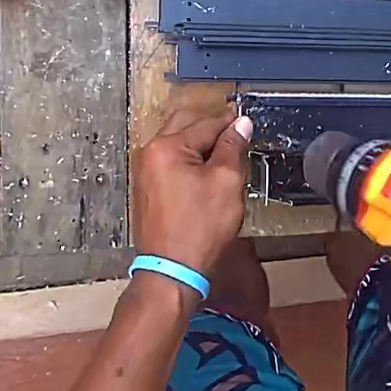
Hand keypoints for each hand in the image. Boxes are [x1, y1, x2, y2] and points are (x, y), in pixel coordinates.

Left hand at [131, 110, 254, 278]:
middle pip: (185, 126)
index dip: (230, 122)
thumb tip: (241, 124)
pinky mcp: (148, 189)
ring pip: (177, 144)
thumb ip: (233, 147)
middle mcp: (150, 154)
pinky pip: (170, 162)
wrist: (172, 271)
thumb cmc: (200, 228)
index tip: (245, 120)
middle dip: (211, 126)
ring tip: (226, 151)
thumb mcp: (226, 181)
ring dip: (200, 143)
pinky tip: (207, 170)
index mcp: (166, 147)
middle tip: (236, 131)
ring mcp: (145, 172)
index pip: (205, 124)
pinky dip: (189, 159)